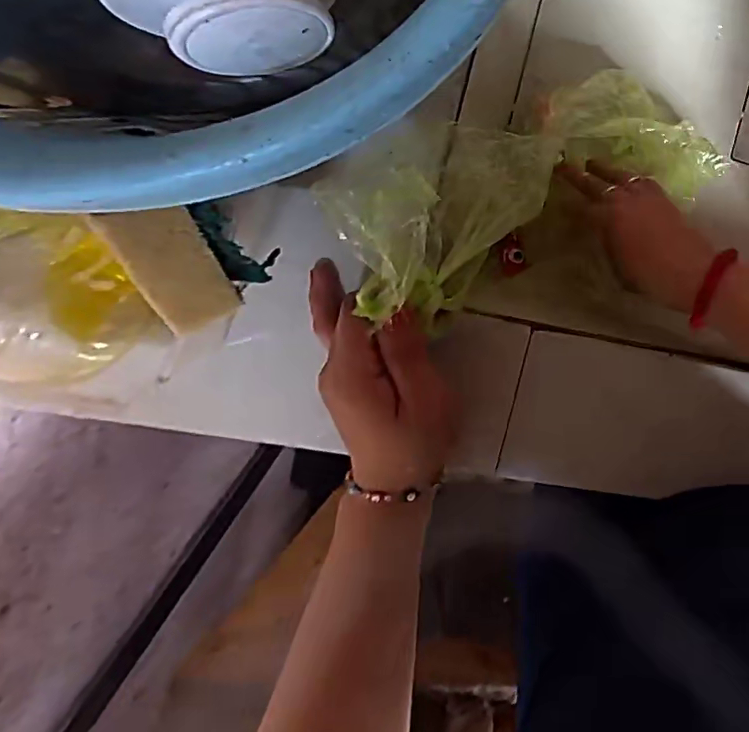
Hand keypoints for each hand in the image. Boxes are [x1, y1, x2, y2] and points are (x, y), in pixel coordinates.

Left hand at [309, 260, 455, 491]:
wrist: (395, 489)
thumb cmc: (416, 442)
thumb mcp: (423, 395)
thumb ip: (406, 349)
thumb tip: (396, 305)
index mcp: (350, 371)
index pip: (353, 315)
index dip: (372, 289)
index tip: (390, 266)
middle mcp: (334, 370)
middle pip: (329, 321)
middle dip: (329, 289)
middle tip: (325, 259)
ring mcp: (336, 380)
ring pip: (334, 332)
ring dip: (341, 303)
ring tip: (336, 271)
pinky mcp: (345, 386)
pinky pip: (345, 345)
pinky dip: (352, 322)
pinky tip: (365, 312)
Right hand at [556, 160, 719, 311]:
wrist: (693, 271)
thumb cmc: (650, 276)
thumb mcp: (617, 266)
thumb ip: (605, 244)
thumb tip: (598, 232)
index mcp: (607, 216)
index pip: (580, 207)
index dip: (567, 204)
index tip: (555, 198)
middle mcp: (623, 198)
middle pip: (595, 183)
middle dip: (577, 175)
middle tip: (562, 165)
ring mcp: (644, 194)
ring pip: (620, 174)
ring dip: (605, 169)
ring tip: (593, 164)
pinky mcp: (662, 197)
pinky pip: (640, 179)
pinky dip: (629, 177)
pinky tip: (627, 179)